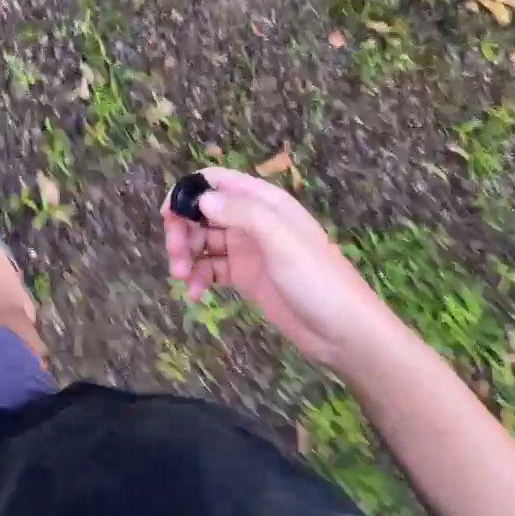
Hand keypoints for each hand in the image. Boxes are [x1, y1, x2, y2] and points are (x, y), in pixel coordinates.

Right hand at [161, 168, 396, 367]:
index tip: (167, 214)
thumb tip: (201, 199)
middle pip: (203, 212)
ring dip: (186, 255)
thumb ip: (242, 213)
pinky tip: (193, 294)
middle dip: (183, 229)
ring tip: (181, 278)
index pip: (217, 182)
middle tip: (175, 255)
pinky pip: (211, 269)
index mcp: (264, 202)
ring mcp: (248, 250)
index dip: (188, 192)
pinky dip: (197, 277)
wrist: (347, 334)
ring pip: (203, 241)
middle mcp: (253, 221)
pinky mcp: (246, 277)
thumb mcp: (281, 240)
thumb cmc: (318, 280)